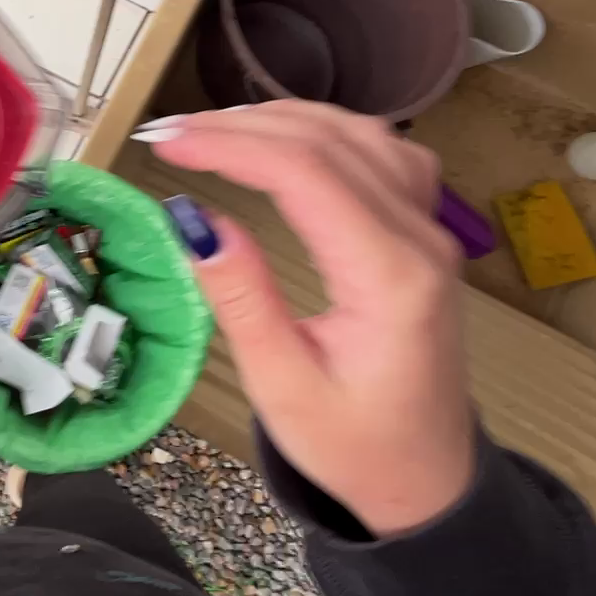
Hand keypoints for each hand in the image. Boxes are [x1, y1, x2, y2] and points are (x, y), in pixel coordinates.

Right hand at [141, 101, 473, 535]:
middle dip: (238, 126)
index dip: (229, 146)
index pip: (305, 174)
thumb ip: (241, 298)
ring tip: (210, 129)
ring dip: (276, 118)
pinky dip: (319, 128)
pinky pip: (376, 149)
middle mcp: (419, 238)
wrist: (428, 477)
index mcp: (390, 277)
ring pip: (354, 132)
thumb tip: (193, 218)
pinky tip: (281, 137)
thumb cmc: (354, 443)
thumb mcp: (282, 386)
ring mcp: (427, 227)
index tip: (167, 146)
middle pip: (327, 141)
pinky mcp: (419, 228)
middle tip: (169, 133)